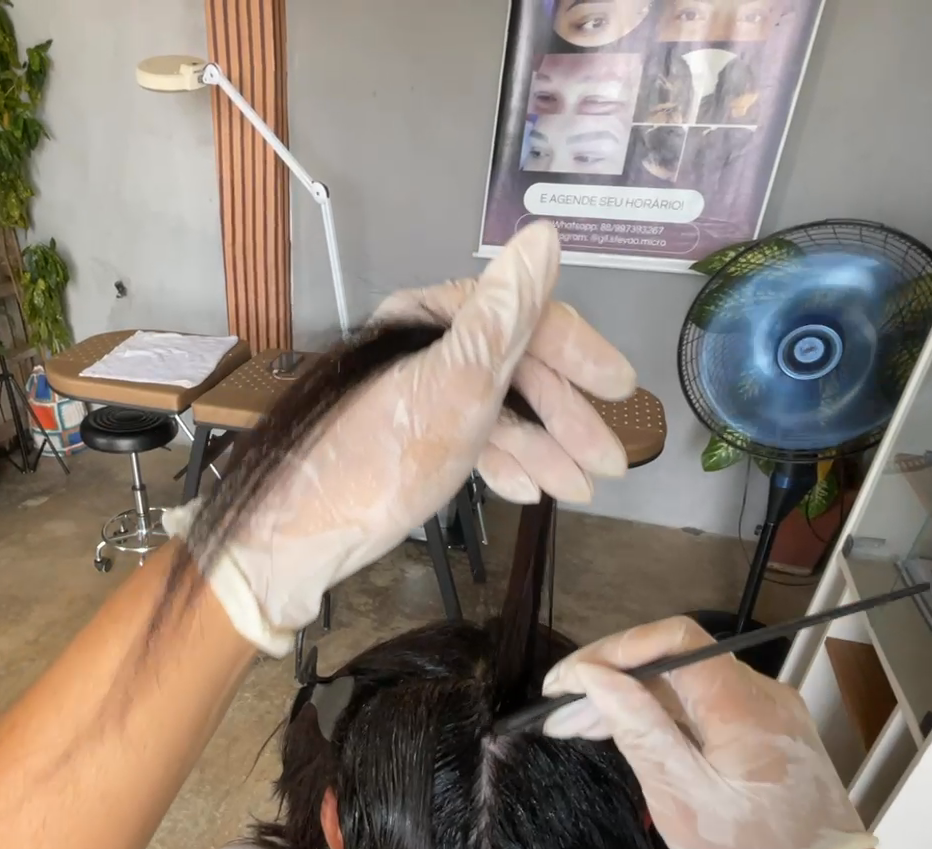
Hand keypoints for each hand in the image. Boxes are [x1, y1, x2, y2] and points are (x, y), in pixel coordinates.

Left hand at [371, 236, 635, 504]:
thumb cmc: (385, 461)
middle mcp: (427, 349)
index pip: (524, 318)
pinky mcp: (413, 436)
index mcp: (432, 321)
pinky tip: (532, 490)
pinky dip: (505, 462)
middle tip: (608, 464)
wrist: (310, 531)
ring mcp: (420, 394)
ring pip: (500, 411)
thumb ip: (506, 316)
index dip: (579, 351)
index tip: (621, 391)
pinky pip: (473, 439)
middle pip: (516, 369)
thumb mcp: (456, 386)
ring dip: (544, 449)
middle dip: (566, 418)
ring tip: (578, 489)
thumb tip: (544, 235)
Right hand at [541, 616, 874, 848]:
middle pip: (669, 657)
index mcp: (743, 704)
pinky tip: (612, 729)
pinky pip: (691, 703)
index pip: (673, 639)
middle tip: (555, 707)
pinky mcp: (753, 726)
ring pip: (675, 681)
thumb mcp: (682, 795)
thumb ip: (639, 728)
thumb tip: (592, 676)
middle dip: (607, 676)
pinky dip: (649, 712)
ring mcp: (757, 707)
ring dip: (622, 696)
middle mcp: (756, 692)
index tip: (568, 680)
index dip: (613, 649)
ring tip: (569, 723)